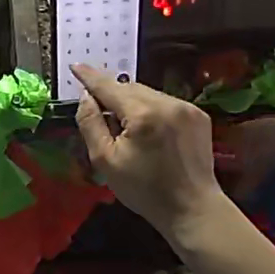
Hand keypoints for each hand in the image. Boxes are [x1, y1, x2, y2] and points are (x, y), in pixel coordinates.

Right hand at [73, 64, 229, 233]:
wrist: (191, 208)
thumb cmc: (143, 189)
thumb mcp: (105, 160)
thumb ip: (91, 124)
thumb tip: (86, 97)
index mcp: (142, 114)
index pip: (109, 87)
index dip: (90, 77)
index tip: (76, 66)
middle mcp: (167, 103)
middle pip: (129, 88)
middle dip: (111, 95)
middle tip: (98, 113)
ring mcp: (186, 108)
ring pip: (148, 94)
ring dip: (131, 103)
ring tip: (124, 128)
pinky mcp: (198, 116)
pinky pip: (165, 103)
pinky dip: (150, 110)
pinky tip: (147, 132)